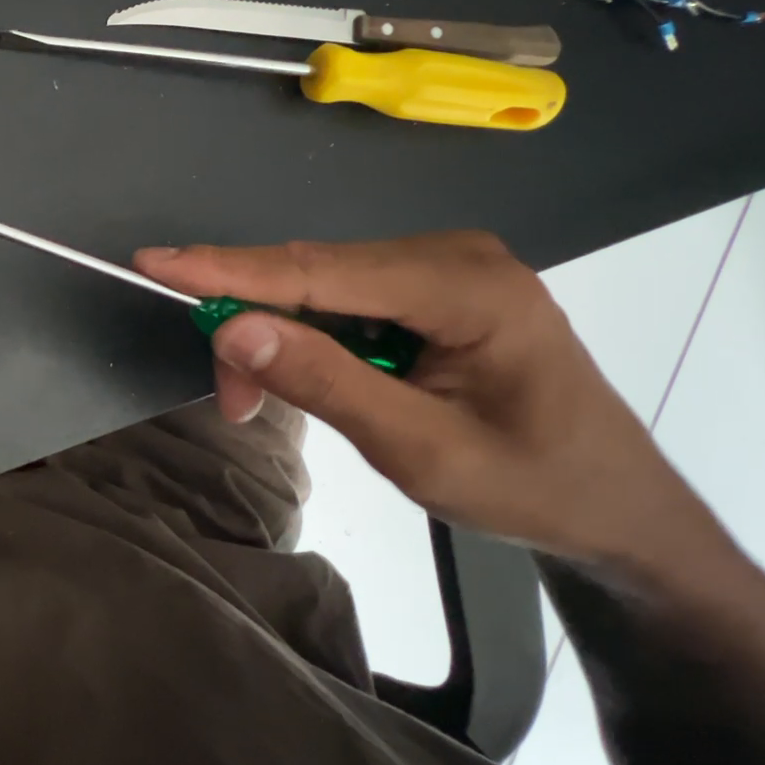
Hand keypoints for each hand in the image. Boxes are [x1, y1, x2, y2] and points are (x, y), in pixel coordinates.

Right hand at [136, 234, 717, 571]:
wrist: (613, 507)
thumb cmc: (531, 485)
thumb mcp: (421, 450)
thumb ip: (326, 384)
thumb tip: (232, 328)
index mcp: (467, 286)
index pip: (318, 269)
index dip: (228, 269)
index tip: (151, 263)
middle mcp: (449, 257)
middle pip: (309, 275)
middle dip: (251, 327)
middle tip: (230, 401)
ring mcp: (437, 268)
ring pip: (313, 287)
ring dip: (273, 340)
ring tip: (254, 401)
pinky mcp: (424, 288)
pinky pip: (334, 300)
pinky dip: (300, 340)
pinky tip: (296, 378)